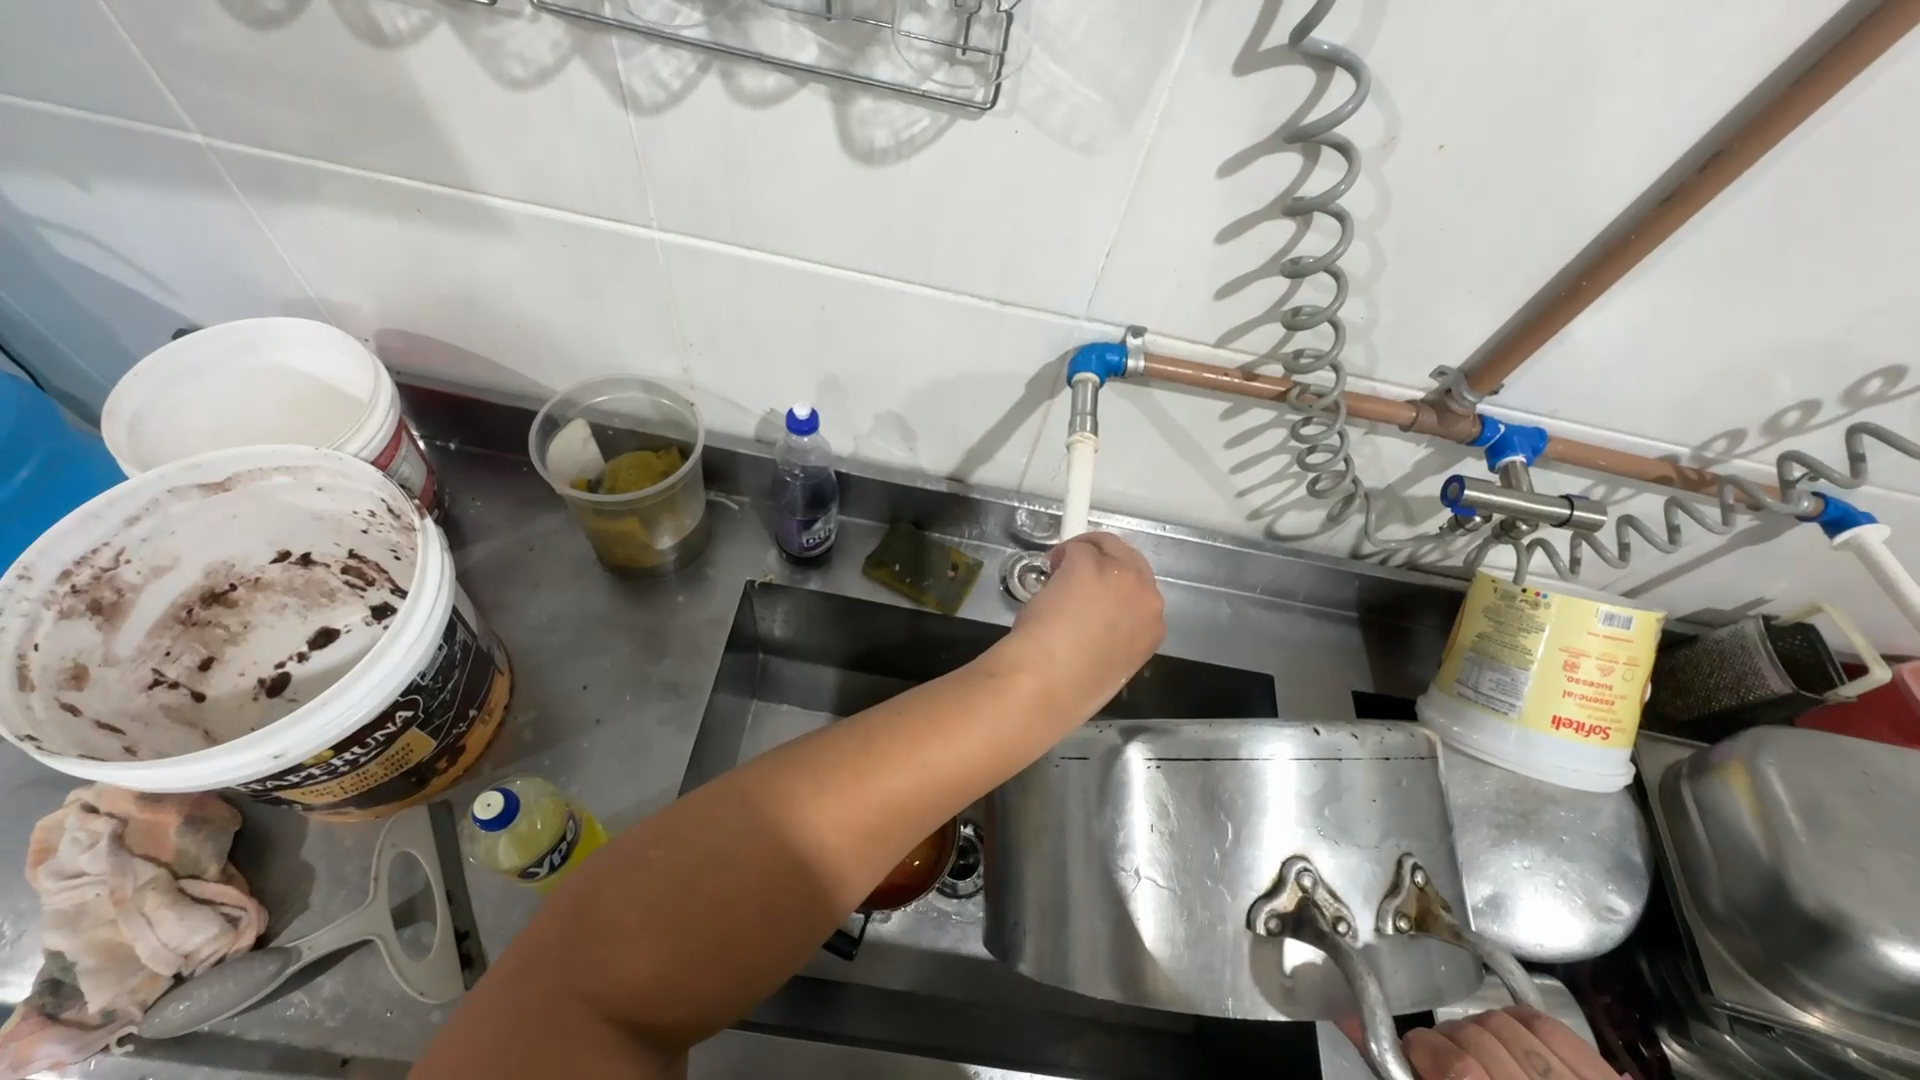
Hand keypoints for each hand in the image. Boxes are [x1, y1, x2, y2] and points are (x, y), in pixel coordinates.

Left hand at [1005, 532, 1164, 715]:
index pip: (1142, 592)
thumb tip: (1096, 623)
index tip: (1094, 592)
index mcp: (1153, 628)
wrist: (1050, 681)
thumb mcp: (1112, 661)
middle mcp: (1145, 597)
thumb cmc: (1075, 683)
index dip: (1116, 587)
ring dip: (1086, 554)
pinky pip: (1077, 549)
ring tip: (1059, 569)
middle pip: (1130, 560)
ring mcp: (1119, 576)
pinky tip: (1047, 570)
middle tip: (1075, 572)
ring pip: (1107, 547)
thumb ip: (1115, 635)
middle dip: (1104, 561)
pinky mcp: (1087, 564)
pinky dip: (1061, 555)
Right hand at [1402, 1007, 1617, 1079]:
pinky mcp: (1604, 1078)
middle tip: (1441, 1059)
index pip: (1456, 1067)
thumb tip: (1350, 1023)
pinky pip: (1549, 1025)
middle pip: (1478, 1038)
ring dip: (1478, 1029)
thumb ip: (1407, 1077)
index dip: (1421, 1051)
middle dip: (1446, 1040)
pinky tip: (1509, 1036)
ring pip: (1508, 1024)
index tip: (1410, 1055)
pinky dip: (1519, 1019)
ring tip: (1477, 1052)